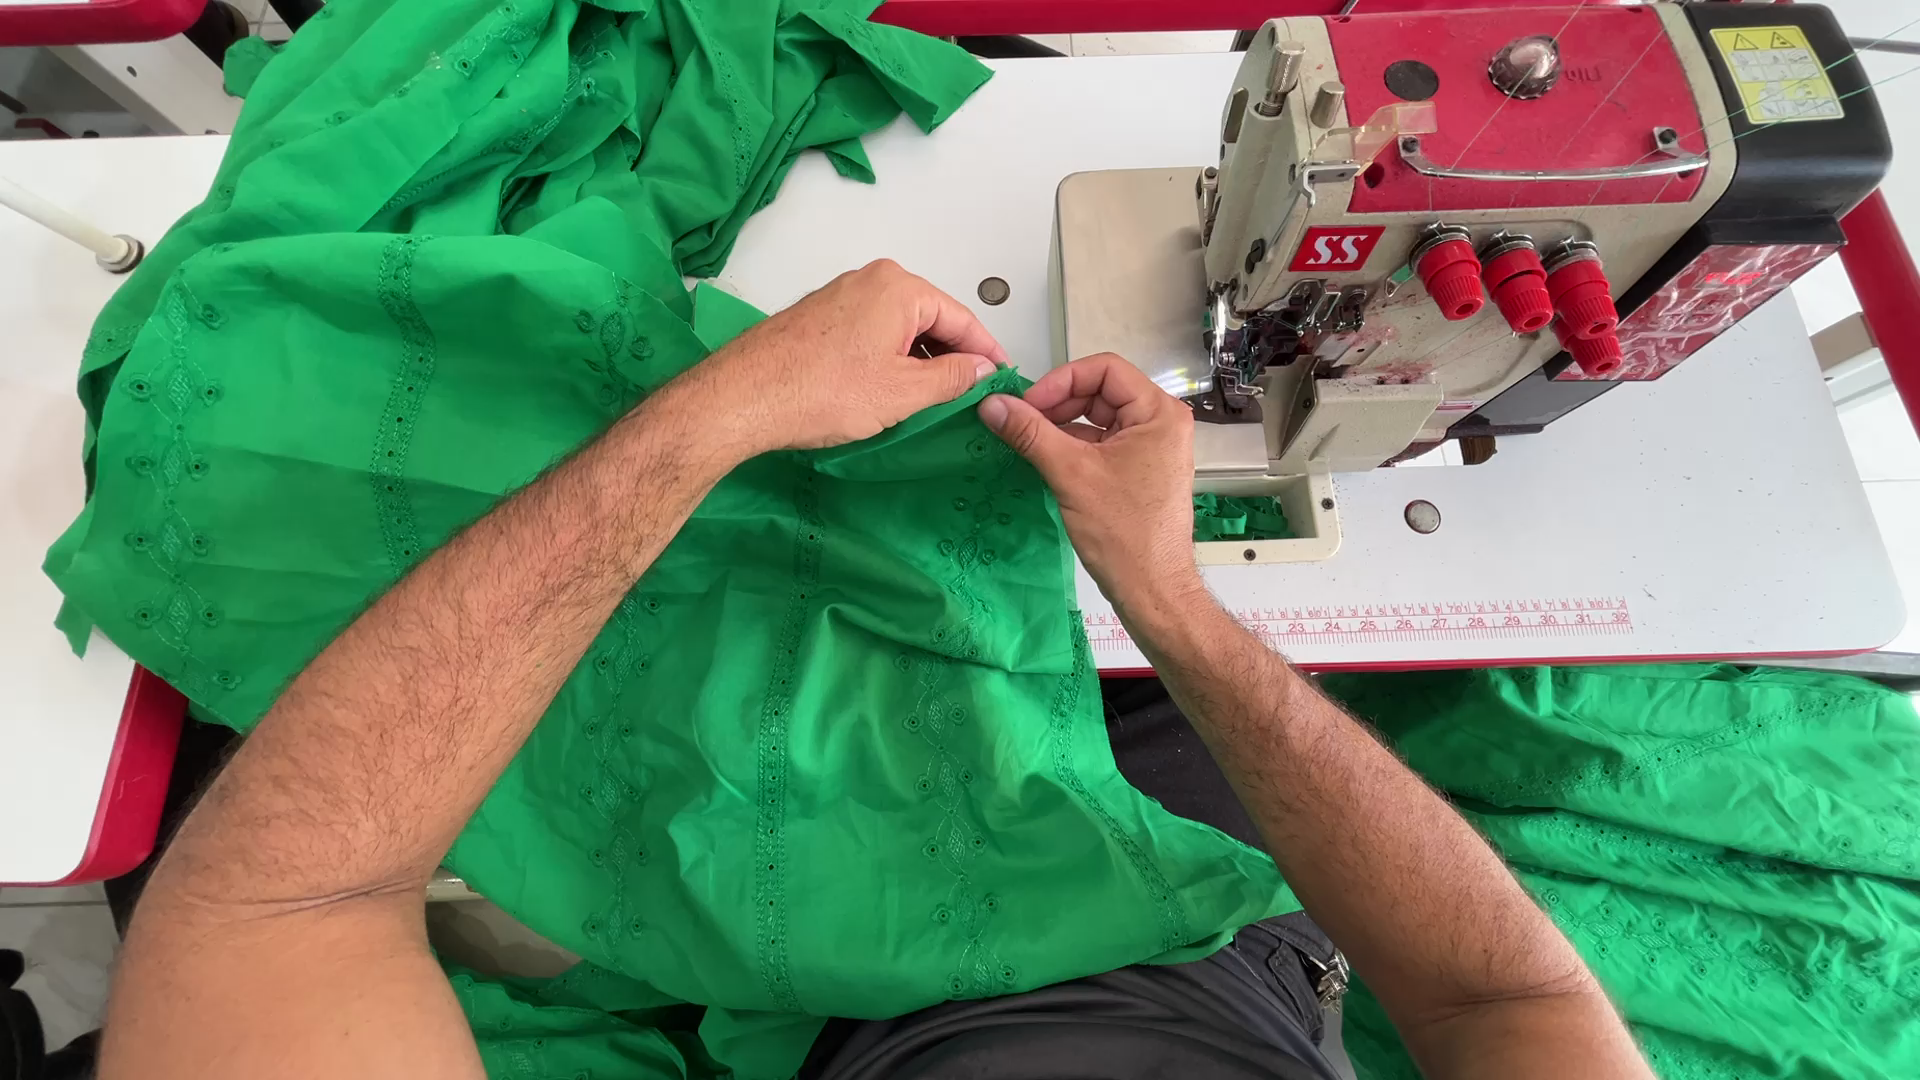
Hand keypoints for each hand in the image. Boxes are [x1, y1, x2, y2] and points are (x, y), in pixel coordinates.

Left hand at [683, 260, 1008, 454]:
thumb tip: (980, 369)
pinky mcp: (823, 317)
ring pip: (901, 327)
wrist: (745, 398)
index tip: (1001, 378)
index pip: (962, 318)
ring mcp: (843, 295)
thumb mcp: (904, 392)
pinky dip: (891, 358)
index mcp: (899, 287)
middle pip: (931, 319)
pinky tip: (890, 388)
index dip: (986, 353)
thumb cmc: (822, 392)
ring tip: (930, 400)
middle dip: (952, 357)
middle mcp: (871, 280)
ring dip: (920, 360)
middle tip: (967, 395)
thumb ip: (952, 378)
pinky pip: (874, 332)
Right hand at [977, 353, 1204, 611]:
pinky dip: (1071, 447)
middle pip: (1100, 391)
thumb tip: (991, 404)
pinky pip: (1100, 444)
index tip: (1027, 405)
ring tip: (1026, 440)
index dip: (1061, 380)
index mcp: (1158, 413)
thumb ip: (1029, 433)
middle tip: (1021, 423)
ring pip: (1097, 419)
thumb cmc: (1121, 531)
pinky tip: (1043, 458)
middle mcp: (1160, 423)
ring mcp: (1151, 448)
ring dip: (1061, 426)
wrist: (1151, 588)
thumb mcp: (1070, 474)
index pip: (1105, 368)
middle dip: (1058, 403)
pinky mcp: (1138, 471)